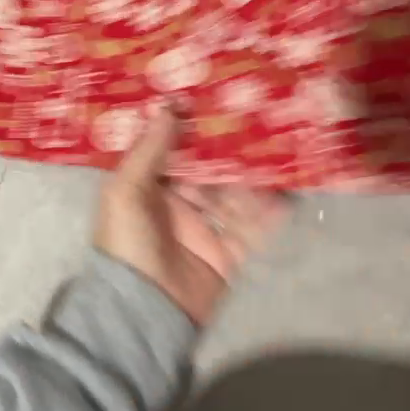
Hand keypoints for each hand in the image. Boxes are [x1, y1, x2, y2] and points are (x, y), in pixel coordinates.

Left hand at [95, 107, 287, 323]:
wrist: (143, 313)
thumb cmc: (127, 242)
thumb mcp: (126, 191)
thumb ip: (148, 150)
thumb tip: (167, 106)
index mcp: (146, 186)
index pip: (170, 150)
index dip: (188, 127)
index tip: (210, 98)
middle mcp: (175, 203)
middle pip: (206, 170)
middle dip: (226, 149)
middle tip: (253, 119)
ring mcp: (202, 228)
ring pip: (231, 195)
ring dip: (250, 177)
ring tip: (275, 151)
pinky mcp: (225, 254)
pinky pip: (249, 229)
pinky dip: (265, 214)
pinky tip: (284, 195)